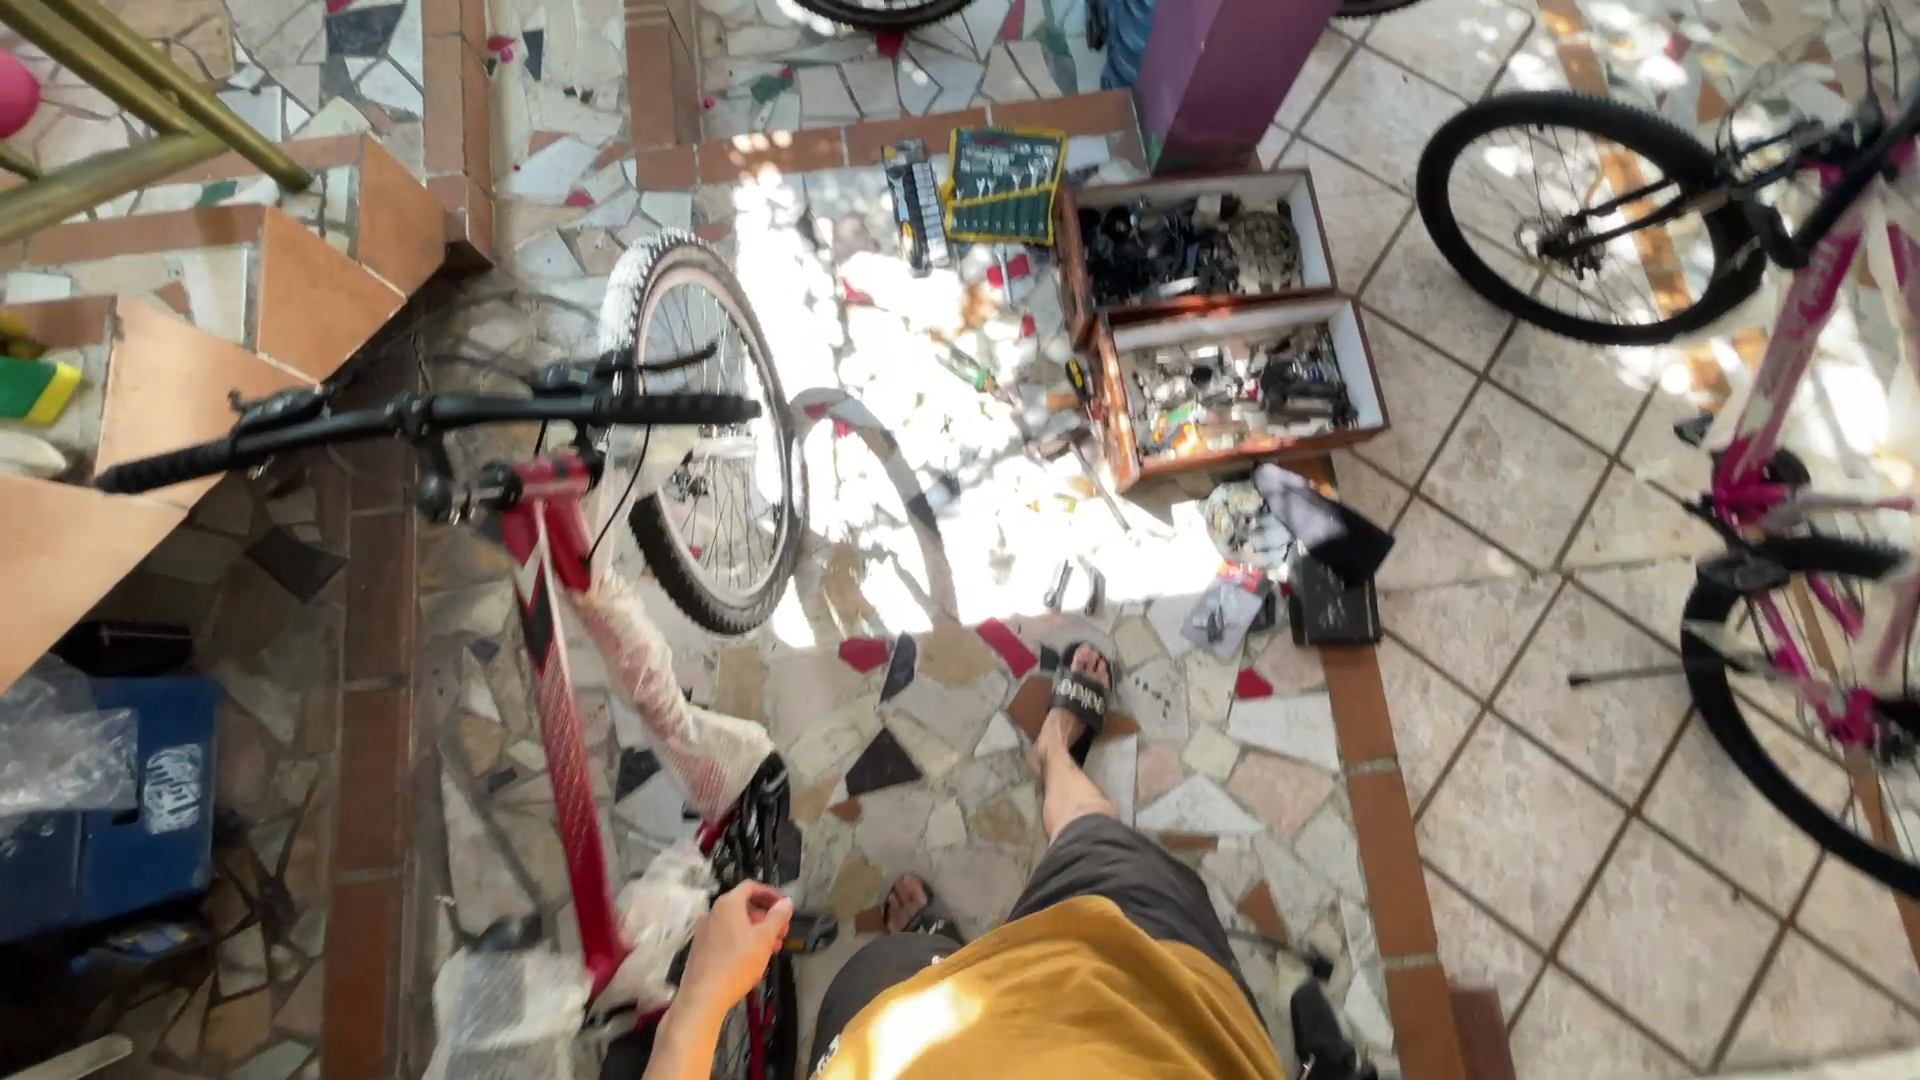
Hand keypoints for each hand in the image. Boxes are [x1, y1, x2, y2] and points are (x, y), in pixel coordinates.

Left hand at [674, 882, 791, 1023]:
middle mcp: (713, 912)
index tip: (783, 906)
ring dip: (755, 931)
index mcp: (728, 904)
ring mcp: (704, 932)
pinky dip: (741, 941)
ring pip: (735, 924)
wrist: (702, 998)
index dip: (770, 893)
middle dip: (766, 917)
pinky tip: (751, 959)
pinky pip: (725, 937)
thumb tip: (786, 902)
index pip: (751, 887)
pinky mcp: (699, 950)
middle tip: (781, 932)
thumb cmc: (737, 963)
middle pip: (744, 906)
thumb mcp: (764, 939)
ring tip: (771, 949)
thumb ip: (778, 917)